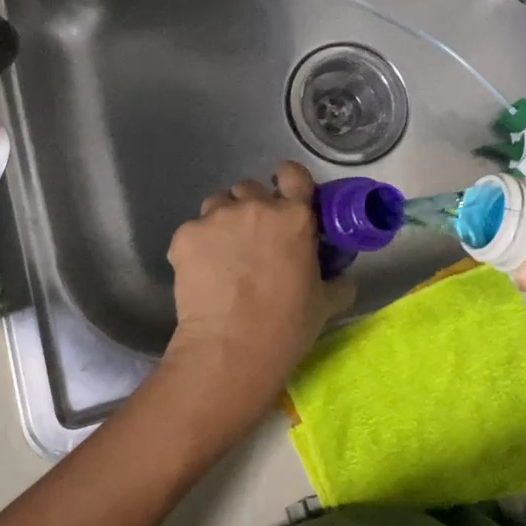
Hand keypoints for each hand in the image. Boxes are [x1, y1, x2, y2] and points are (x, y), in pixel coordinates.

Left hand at [163, 161, 354, 424]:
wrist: (230, 350)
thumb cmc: (286, 327)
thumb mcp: (326, 305)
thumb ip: (337, 282)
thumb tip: (340, 276)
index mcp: (294, 217)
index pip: (294, 175)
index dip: (290, 182)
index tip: (286, 198)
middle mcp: (255, 207)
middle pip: (251, 189)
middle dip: (253, 208)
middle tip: (254, 241)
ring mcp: (216, 218)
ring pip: (219, 204)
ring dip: (224, 221)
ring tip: (224, 254)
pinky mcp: (186, 236)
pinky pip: (193, 231)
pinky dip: (198, 246)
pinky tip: (202, 274)